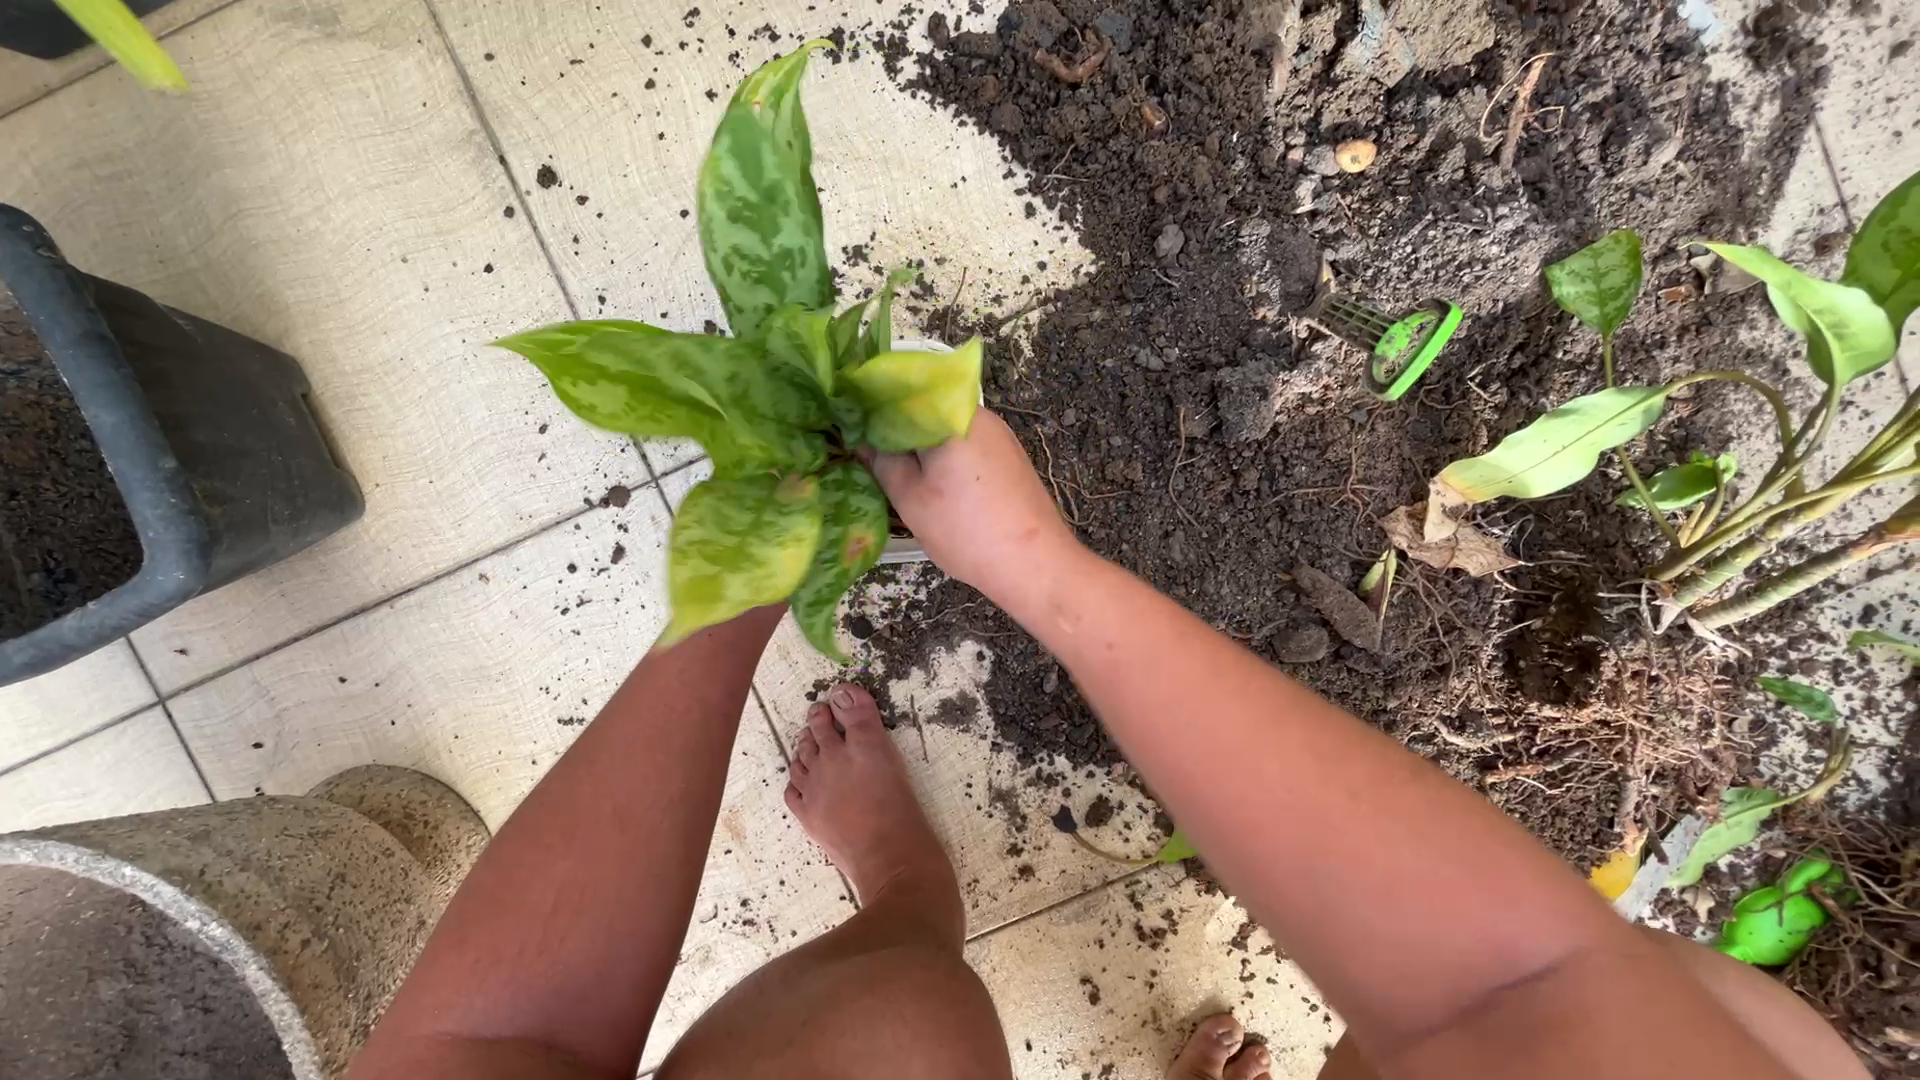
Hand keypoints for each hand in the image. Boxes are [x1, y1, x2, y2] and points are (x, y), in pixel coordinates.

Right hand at [864, 407, 1082, 599]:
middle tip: (872, 460)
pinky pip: (966, 445)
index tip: (851, 434)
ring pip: (945, 430)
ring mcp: (998, 434)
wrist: (1035, 563)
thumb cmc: (968, 533)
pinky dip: (946, 459)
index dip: (869, 414)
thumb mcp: (912, 500)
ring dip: (921, 448)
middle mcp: (978, 415)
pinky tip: (936, 487)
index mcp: (950, 416)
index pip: (897, 397)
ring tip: (901, 478)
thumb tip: (863, 441)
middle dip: (897, 432)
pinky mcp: (1009, 455)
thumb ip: (883, 463)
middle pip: (925, 411)